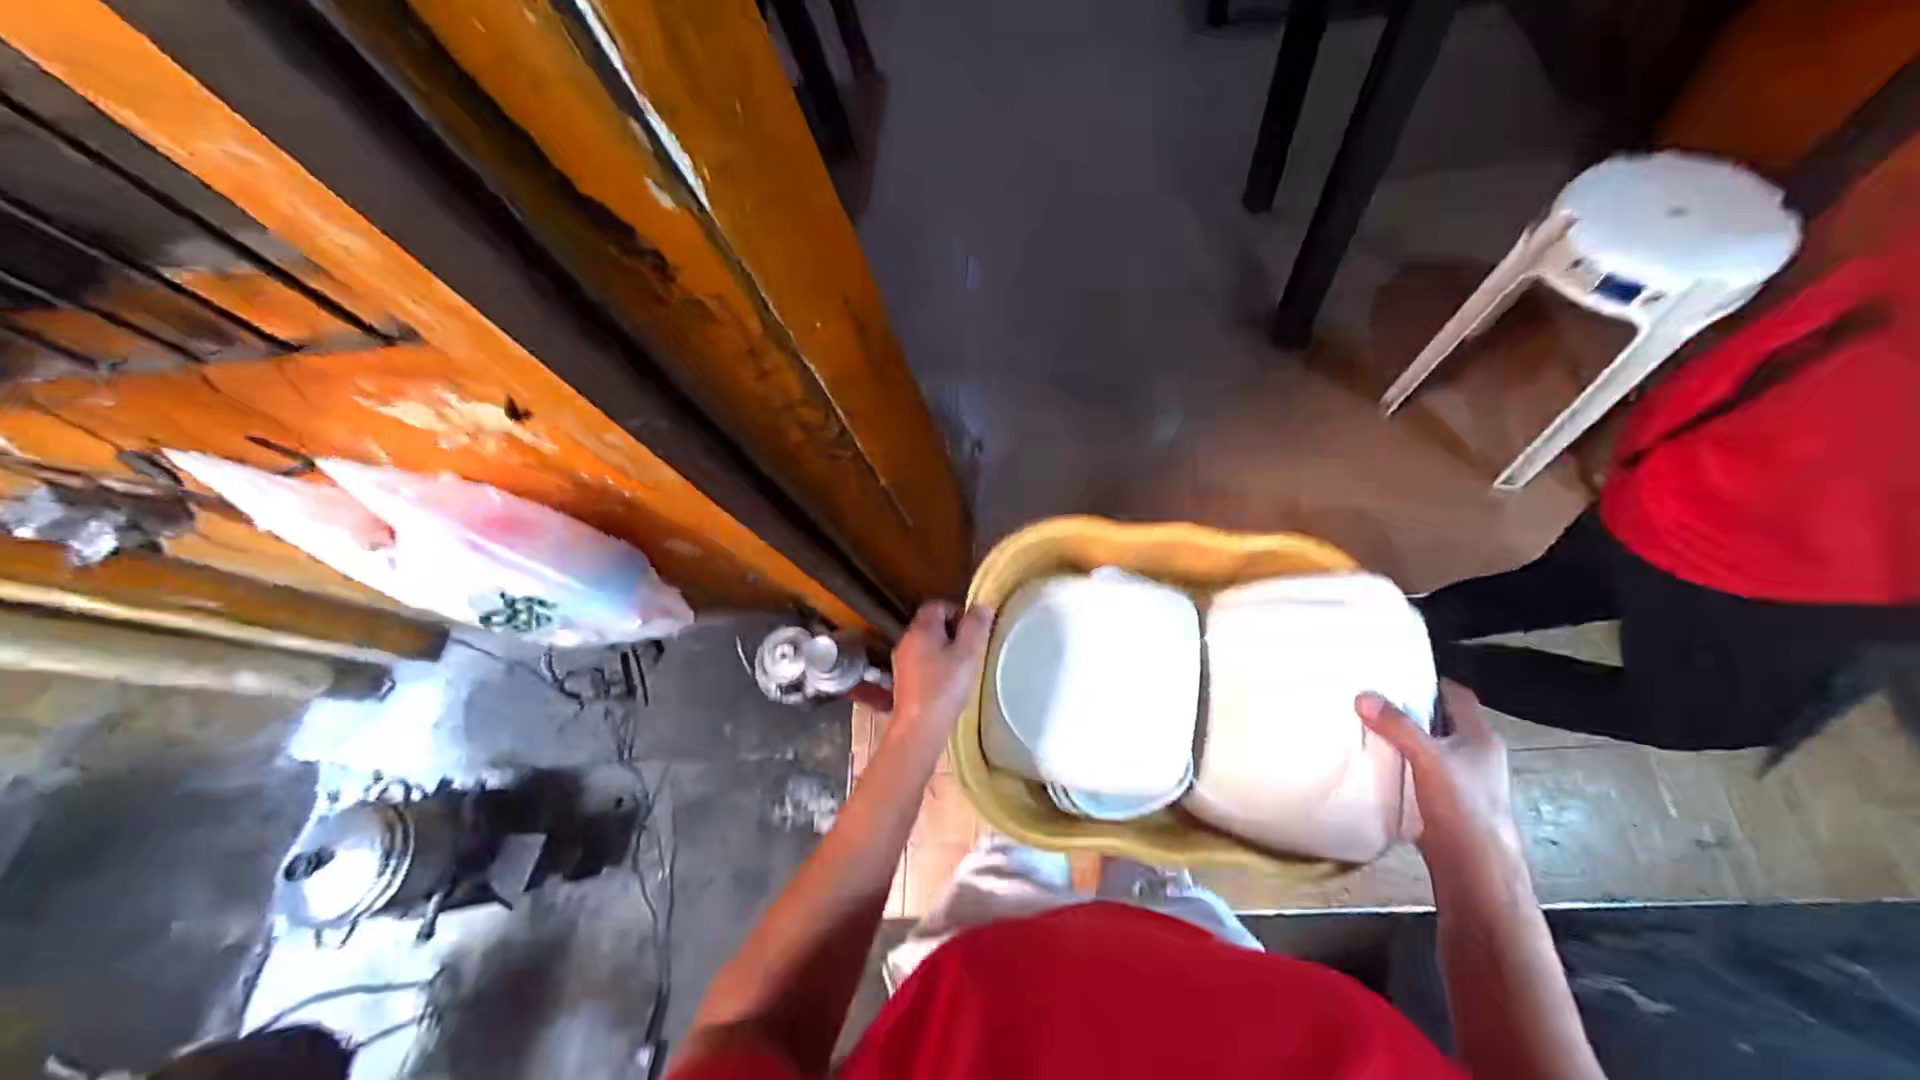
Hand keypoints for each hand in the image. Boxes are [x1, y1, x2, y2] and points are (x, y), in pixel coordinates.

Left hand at [886, 601, 993, 752]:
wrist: (919, 726)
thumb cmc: (945, 687)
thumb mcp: (968, 653)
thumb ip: (976, 626)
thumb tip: (981, 605)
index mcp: (921, 628)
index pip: (937, 605)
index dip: (958, 612)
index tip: (973, 631)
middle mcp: (906, 639)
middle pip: (931, 623)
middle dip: (952, 632)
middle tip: (970, 650)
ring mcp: (901, 660)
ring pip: (926, 643)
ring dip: (944, 650)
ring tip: (961, 667)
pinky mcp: (902, 679)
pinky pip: (921, 661)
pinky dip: (935, 665)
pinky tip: (946, 682)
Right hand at [1356, 681, 1524, 887]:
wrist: (1474, 865)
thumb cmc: (1462, 805)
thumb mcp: (1427, 758)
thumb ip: (1397, 727)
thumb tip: (1363, 696)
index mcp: (1481, 739)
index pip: (1459, 697)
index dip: (1434, 682)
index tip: (1402, 673)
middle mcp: (1477, 757)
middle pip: (1444, 722)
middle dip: (1414, 710)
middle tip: (1377, 699)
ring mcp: (1465, 781)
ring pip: (1433, 749)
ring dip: (1408, 740)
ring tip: (1372, 728)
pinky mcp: (1448, 802)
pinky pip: (1423, 773)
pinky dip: (1404, 765)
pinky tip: (1379, 765)